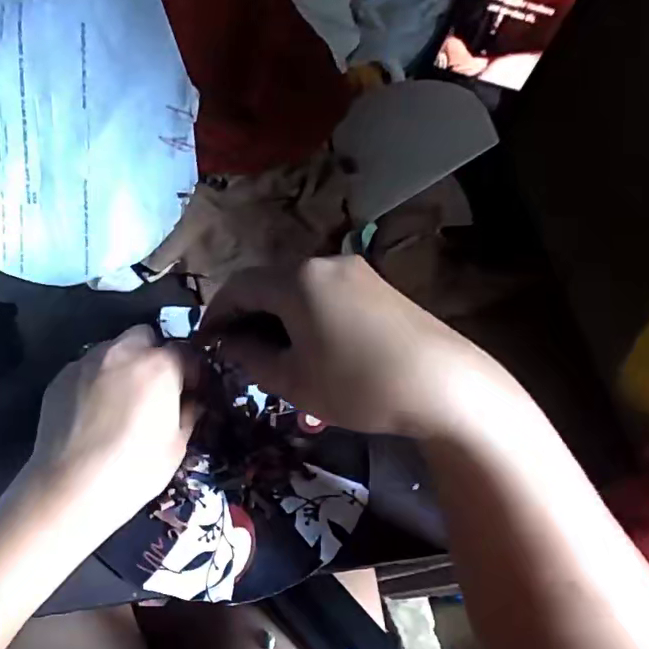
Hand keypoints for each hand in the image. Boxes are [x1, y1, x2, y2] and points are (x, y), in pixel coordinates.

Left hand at [18, 326, 195, 535]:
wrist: (71, 488)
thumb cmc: (135, 470)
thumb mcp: (176, 446)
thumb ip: (188, 414)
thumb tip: (192, 402)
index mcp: (159, 365)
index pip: (185, 352)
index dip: (192, 372)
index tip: (193, 392)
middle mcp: (121, 352)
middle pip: (145, 337)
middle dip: (154, 356)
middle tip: (157, 390)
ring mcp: (86, 363)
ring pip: (113, 350)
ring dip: (124, 366)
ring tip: (122, 402)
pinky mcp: (59, 379)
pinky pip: (87, 370)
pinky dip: (97, 382)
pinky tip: (95, 413)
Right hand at [201, 256, 523, 440]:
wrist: (442, 386)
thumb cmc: (356, 385)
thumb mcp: (292, 380)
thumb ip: (250, 357)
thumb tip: (230, 343)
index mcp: (296, 279)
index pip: (238, 287)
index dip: (216, 316)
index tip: (206, 344)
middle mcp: (324, 263)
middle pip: (269, 283)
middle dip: (247, 316)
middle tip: (238, 354)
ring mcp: (357, 271)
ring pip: (299, 289)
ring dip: (277, 317)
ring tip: (273, 355)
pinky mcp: (379, 287)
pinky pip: (326, 295)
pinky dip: (306, 316)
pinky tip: (311, 346)